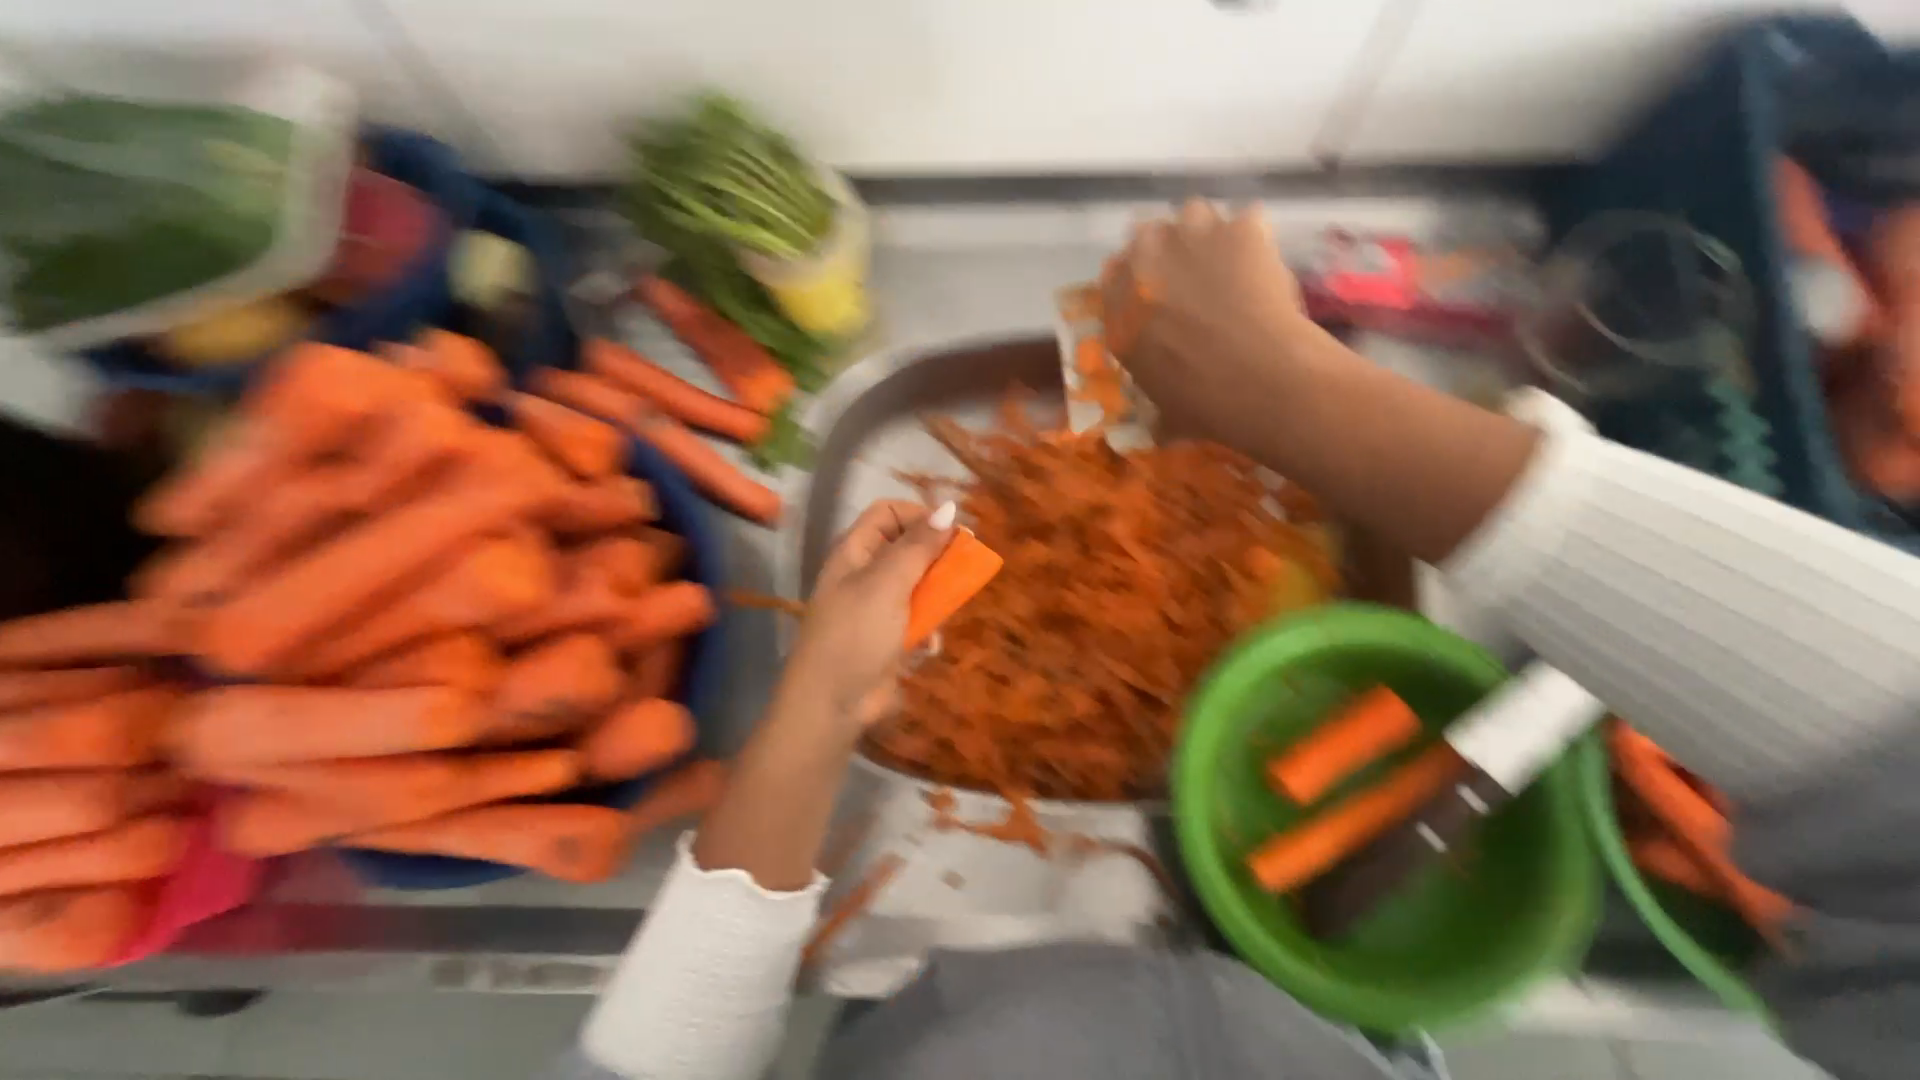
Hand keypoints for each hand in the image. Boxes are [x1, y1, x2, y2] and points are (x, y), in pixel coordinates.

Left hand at [778, 498, 956, 731]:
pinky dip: (927, 632)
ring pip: (920, 588)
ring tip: (942, 616)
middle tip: (965, 570)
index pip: (889, 513)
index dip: (920, 516)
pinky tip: (926, 647)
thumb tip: (950, 508)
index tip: (953, 533)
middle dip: (937, 561)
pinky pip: (919, 623)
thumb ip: (919, 546)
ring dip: (936, 601)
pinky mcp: (889, 640)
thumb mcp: (888, 583)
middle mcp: (865, 575)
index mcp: (855, 552)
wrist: (832, 702)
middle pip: (910, 550)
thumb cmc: (856, 633)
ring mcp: (878, 609)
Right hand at [1101, 199, 1344, 451]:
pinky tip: (1268, 269)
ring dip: (1209, 236)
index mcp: (1117, 302)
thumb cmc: (1200, 401)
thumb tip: (1160, 431)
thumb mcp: (1164, 409)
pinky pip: (1249, 222)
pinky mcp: (1241, 226)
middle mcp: (1144, 256)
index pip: (1115, 275)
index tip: (1159, 300)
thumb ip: (1157, 405)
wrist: (1257, 378)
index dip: (1140, 285)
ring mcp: (1193, 233)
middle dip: (1171, 254)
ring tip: (1233, 267)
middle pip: (1151, 237)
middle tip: (1197, 284)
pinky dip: (1257, 241)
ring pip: (1196, 217)